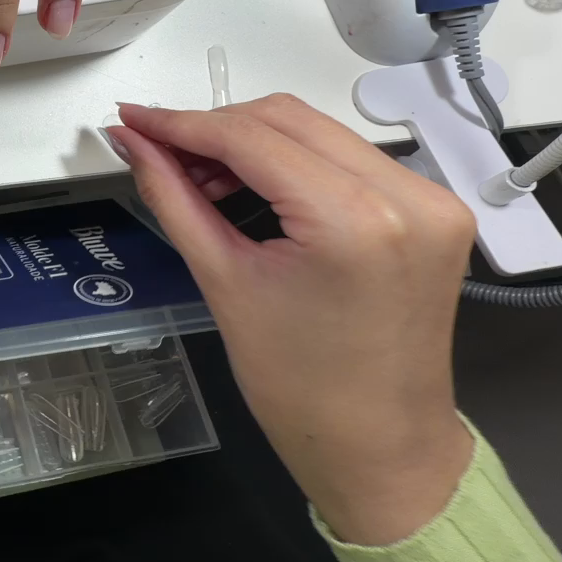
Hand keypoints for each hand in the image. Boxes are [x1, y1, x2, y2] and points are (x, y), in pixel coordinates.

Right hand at [105, 95, 477, 545]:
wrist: (378, 443)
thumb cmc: (295, 380)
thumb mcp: (219, 277)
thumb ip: (170, 193)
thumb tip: (130, 140)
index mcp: (355, 220)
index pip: (248, 138)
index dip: (178, 122)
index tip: (130, 118)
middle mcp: (408, 195)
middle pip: (284, 118)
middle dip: (210, 127)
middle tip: (158, 151)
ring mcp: (430, 199)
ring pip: (312, 128)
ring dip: (246, 139)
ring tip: (198, 176)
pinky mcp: (431, 208)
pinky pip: (341, 154)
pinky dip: (285, 157)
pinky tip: (247, 185)